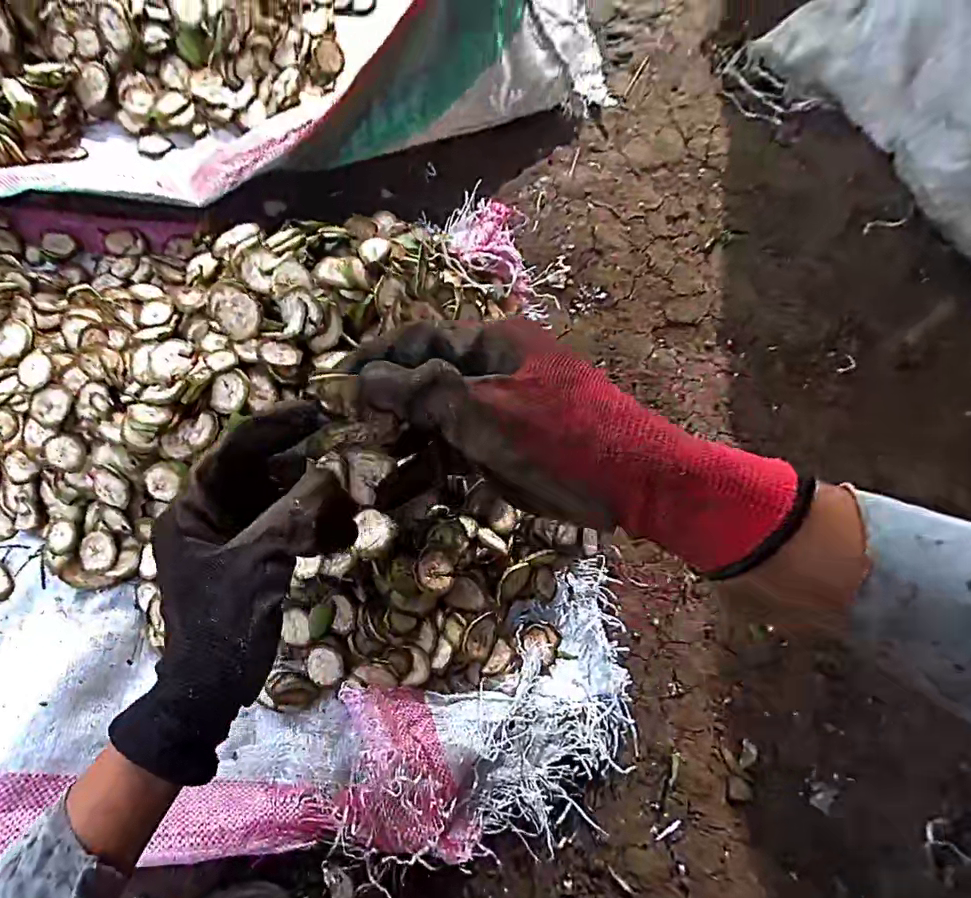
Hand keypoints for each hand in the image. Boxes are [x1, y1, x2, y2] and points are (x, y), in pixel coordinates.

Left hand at [109, 403, 354, 785]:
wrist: (210, 689)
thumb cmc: (221, 625)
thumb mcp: (257, 564)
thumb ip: (294, 515)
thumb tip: (333, 471)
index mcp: (190, 510)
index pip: (230, 453)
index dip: (272, 428)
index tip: (314, 411)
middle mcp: (206, 518)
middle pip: (257, 476)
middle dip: (301, 466)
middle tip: (345, 448)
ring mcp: (228, 540)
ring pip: (274, 505)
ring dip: (312, 501)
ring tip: (352, 495)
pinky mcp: (248, 561)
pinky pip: (281, 533)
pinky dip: (309, 532)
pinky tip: (342, 533)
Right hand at [347, 320, 810, 577]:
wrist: (636, 485)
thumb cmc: (563, 440)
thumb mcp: (487, 412)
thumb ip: (422, 392)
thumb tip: (362, 380)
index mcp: (492, 341)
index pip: (417, 339)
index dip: (372, 360)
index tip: (333, 385)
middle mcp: (491, 365)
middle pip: (421, 370)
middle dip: (382, 394)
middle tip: (346, 421)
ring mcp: (496, 402)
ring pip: (432, 406)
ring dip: (400, 424)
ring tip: (367, 445)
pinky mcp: (500, 436)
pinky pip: (450, 435)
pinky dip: (424, 448)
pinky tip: (403, 465)